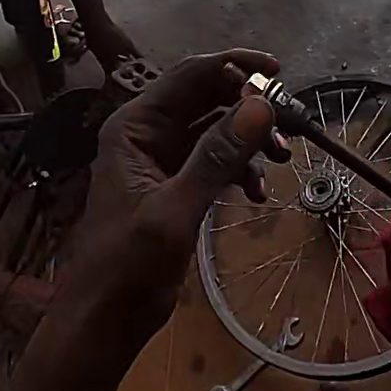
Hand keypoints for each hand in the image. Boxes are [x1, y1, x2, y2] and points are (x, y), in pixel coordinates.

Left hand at [78, 50, 285, 327]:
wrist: (103, 325)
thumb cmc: (126, 268)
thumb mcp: (175, 210)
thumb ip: (217, 156)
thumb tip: (261, 105)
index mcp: (135, 126)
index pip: (190, 76)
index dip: (234, 65)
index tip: (277, 70)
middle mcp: (149, 133)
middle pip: (208, 100)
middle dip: (249, 108)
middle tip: (287, 125)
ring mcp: (164, 158)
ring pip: (218, 130)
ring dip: (250, 141)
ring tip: (280, 162)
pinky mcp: (178, 183)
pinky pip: (217, 160)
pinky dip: (240, 170)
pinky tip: (256, 193)